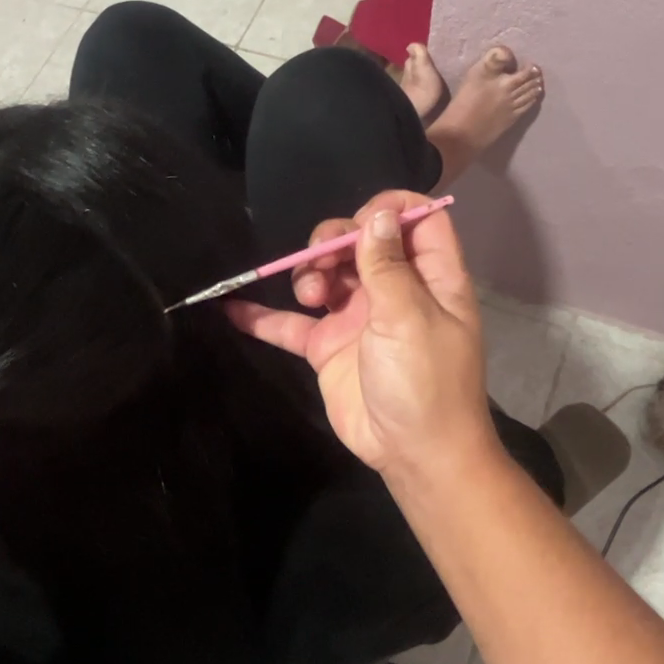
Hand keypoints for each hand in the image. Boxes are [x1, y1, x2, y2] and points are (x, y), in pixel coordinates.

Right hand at [227, 190, 496, 474]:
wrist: (414, 453)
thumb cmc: (425, 381)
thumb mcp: (409, 316)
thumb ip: (387, 265)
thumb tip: (378, 215)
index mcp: (430, 277)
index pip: (419, 221)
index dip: (392, 209)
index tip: (363, 220)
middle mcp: (394, 290)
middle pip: (362, 242)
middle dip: (336, 242)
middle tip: (324, 264)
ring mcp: (358, 318)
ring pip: (326, 275)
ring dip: (308, 275)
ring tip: (310, 298)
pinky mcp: (329, 348)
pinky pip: (291, 325)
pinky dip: (264, 317)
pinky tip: (233, 309)